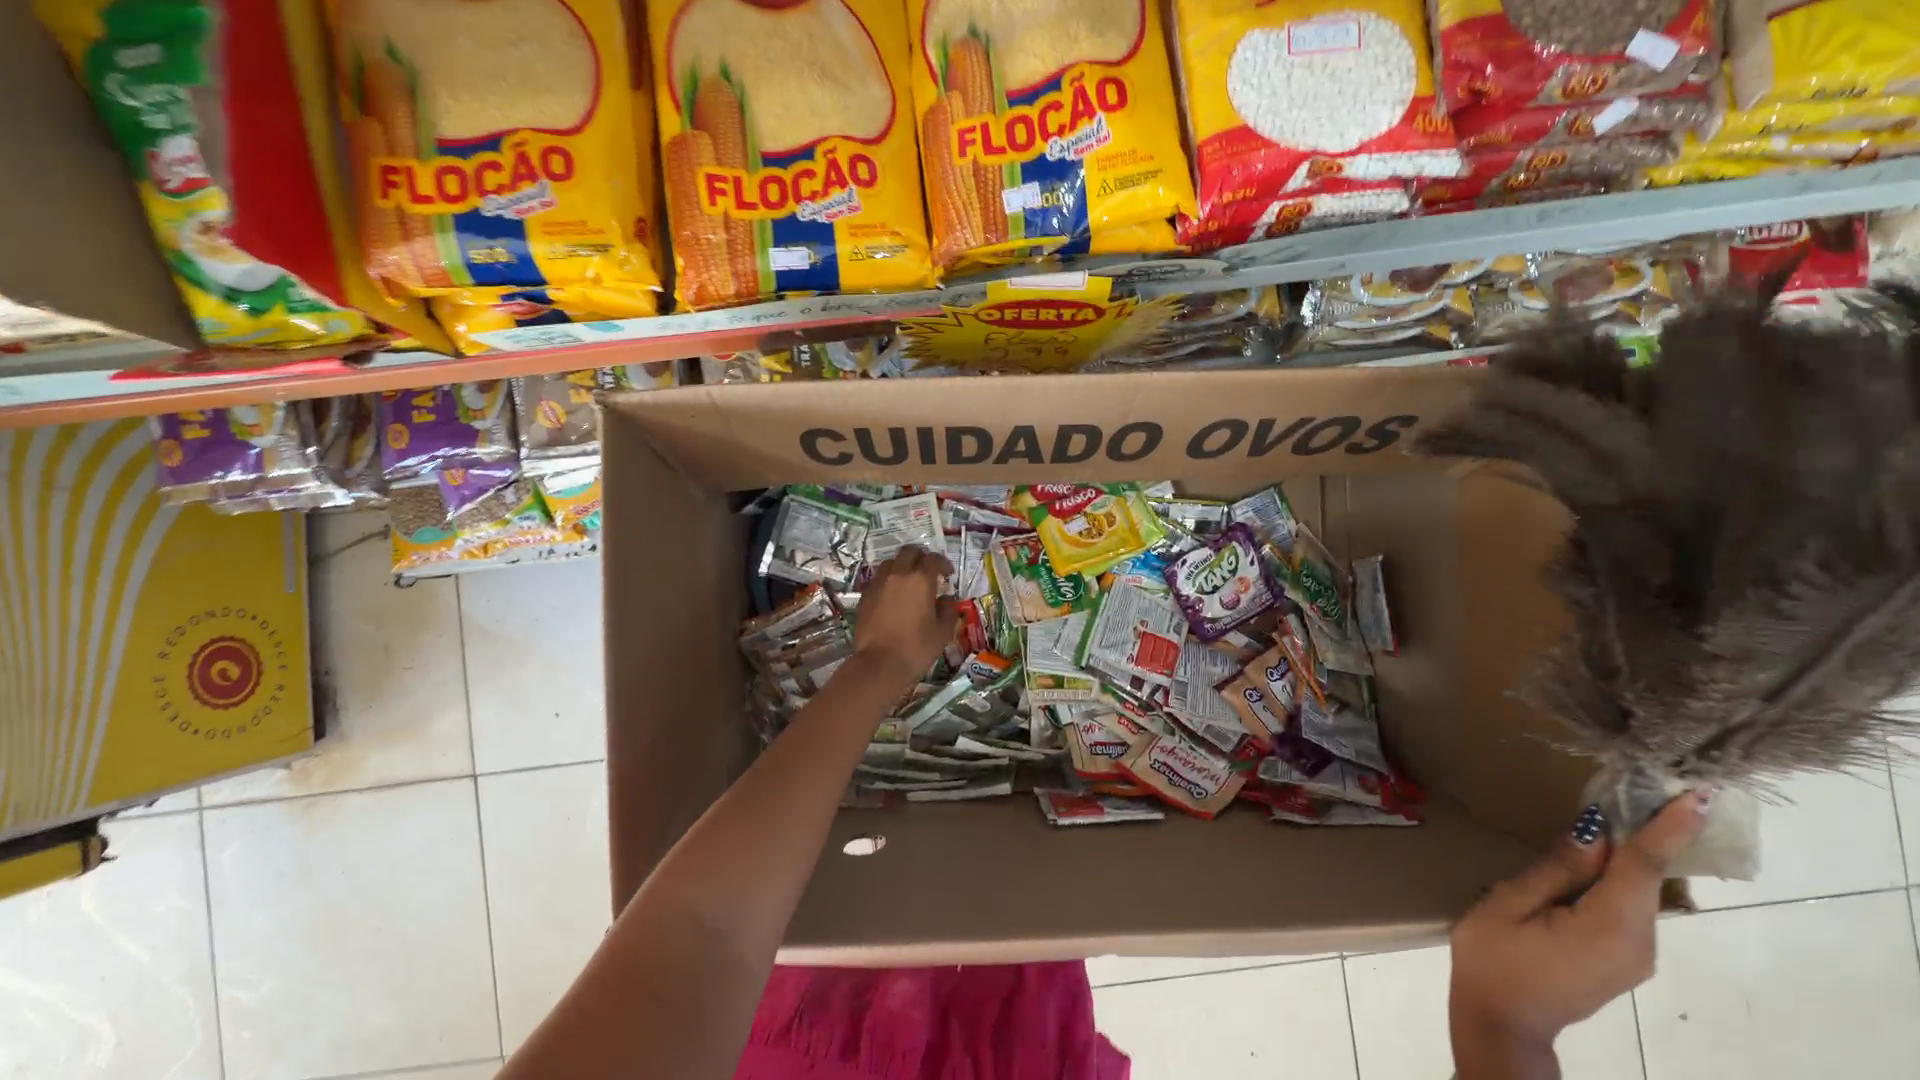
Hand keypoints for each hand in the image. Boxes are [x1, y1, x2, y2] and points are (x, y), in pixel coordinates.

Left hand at [851, 546, 956, 687]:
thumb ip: (948, 611)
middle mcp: (898, 575)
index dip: (943, 563)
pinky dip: (887, 581)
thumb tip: (948, 600)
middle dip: (920, 557)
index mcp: (920, 580)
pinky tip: (892, 596)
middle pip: (909, 552)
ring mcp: (878, 584)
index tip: (947, 575)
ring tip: (908, 582)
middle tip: (928, 571)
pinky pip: (877, 579)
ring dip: (901, 566)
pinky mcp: (864, 596)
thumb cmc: (917, 647)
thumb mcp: (942, 632)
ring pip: (890, 563)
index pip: (933, 559)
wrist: (880, 663)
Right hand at [1450, 791, 1712, 1071]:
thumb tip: (1595, 833)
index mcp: (1609, 927)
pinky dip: (1616, 881)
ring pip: (1635, 893)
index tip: (1699, 794)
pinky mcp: (1625, 959)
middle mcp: (1639, 943)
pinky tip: (1588, 866)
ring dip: (1625, 858)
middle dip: (1642, 835)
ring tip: (1599, 824)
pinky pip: (1626, 908)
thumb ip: (1555, 868)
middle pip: (1644, 878)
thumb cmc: (1493, 961)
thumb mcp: (1508, 905)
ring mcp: (1636, 955)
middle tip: (1632, 791)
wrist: (1501, 1023)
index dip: (1668, 827)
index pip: (1644, 866)